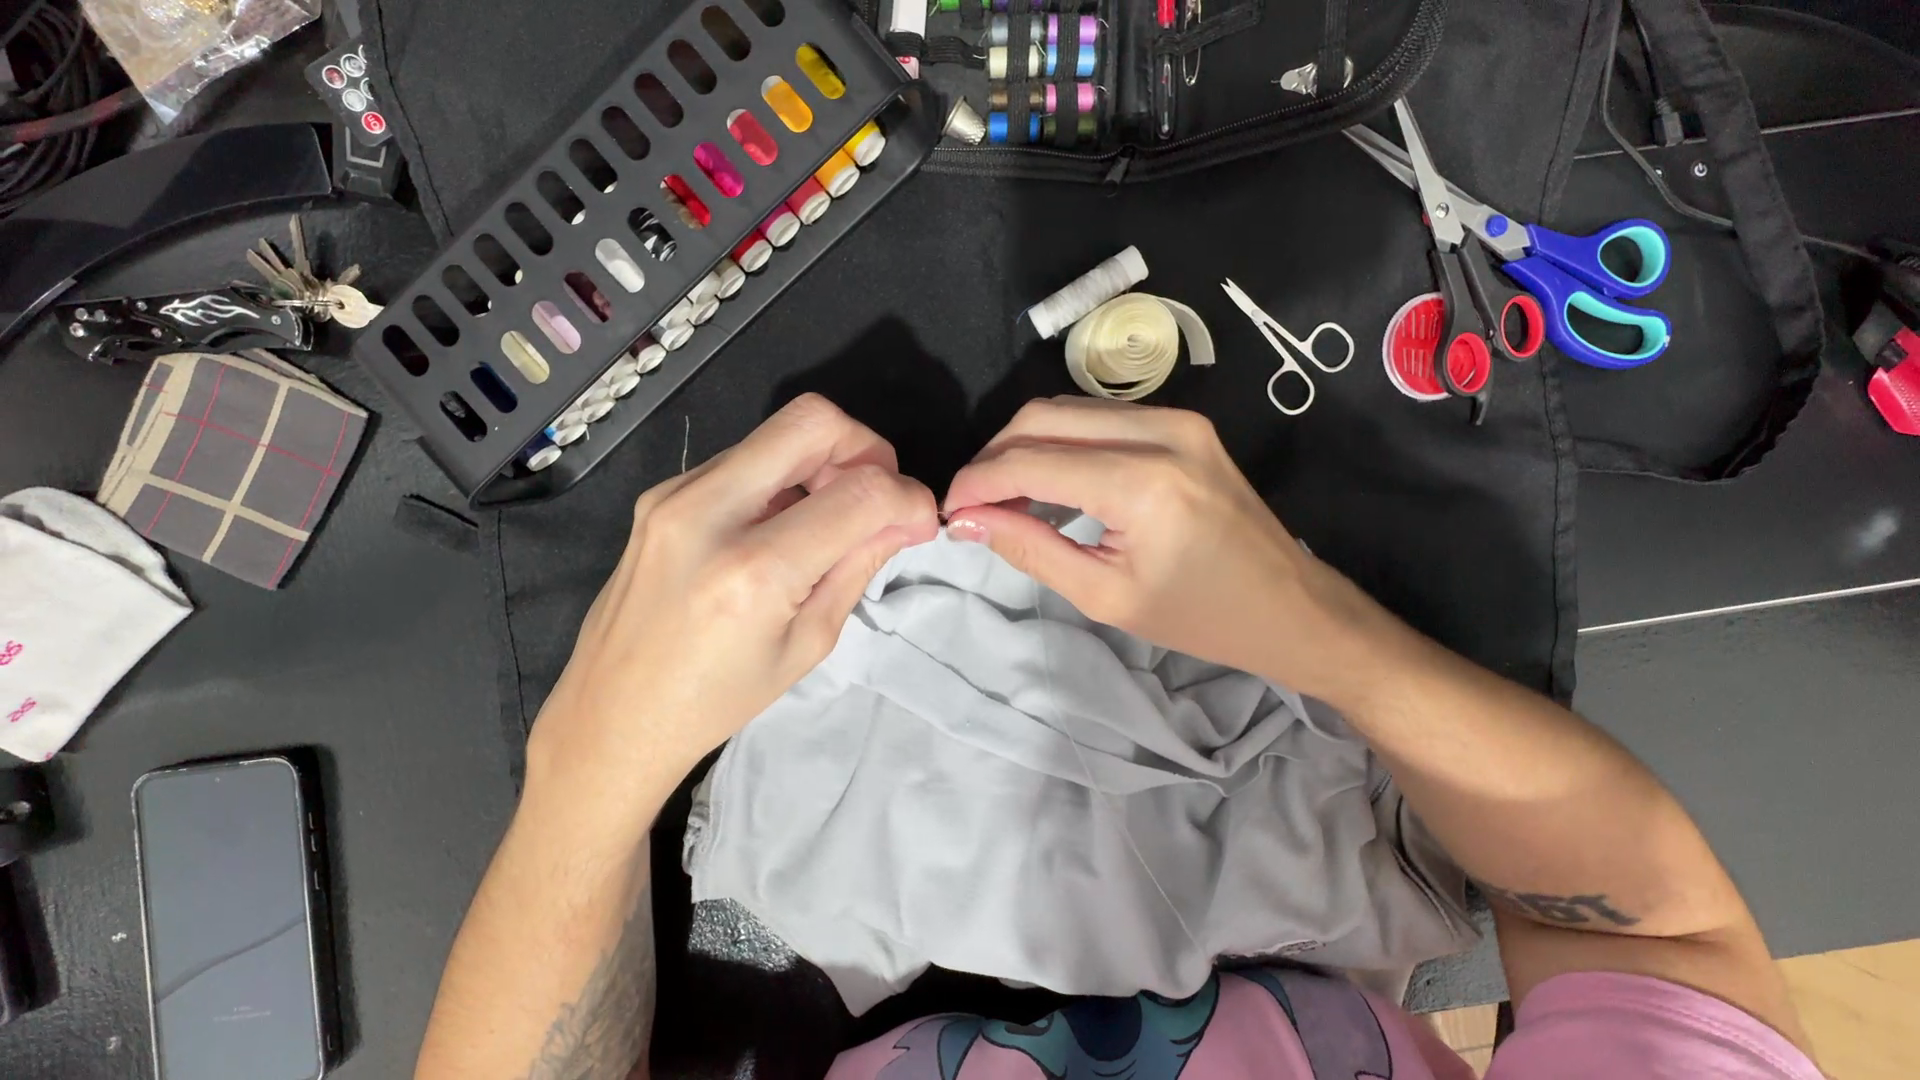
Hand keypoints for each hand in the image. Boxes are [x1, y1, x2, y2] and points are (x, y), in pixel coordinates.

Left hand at [531, 395, 939, 802]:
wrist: (611, 717)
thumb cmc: (717, 701)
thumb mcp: (807, 645)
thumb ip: (858, 566)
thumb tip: (905, 518)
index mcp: (753, 571)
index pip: (860, 493)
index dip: (908, 497)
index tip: (919, 519)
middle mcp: (707, 512)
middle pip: (812, 420)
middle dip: (866, 447)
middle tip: (878, 493)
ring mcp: (674, 494)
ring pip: (775, 432)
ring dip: (823, 460)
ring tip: (831, 516)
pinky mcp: (659, 494)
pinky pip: (742, 457)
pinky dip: (782, 476)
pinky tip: (782, 525)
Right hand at [943, 397, 1402, 703]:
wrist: (1294, 608)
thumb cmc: (1202, 618)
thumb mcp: (1106, 596)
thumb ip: (1030, 549)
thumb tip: (967, 520)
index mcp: (1143, 483)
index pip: (1030, 460)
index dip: (977, 483)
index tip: (948, 512)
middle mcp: (1161, 431)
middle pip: (1042, 417)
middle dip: (993, 457)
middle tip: (974, 506)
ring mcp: (1178, 419)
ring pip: (1067, 408)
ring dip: (1024, 445)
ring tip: (1005, 497)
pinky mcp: (1185, 422)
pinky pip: (1100, 417)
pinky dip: (1061, 441)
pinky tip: (1049, 481)